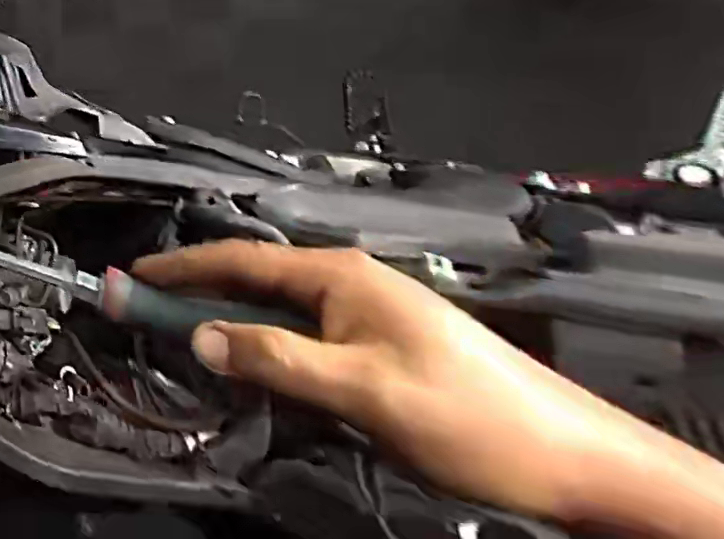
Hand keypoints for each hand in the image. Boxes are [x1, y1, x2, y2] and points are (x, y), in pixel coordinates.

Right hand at [132, 241, 723, 537]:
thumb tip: (199, 338)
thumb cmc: (473, 418)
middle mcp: (344, 280)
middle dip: (198, 290)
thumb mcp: (366, 392)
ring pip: (276, 307)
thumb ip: (277, 360)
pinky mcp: (377, 340)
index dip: (182, 266)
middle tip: (151, 307)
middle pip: (253, 278)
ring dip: (231, 318)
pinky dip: (264, 340)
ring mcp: (363, 309)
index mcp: (337, 273)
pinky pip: (301, 331)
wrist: (587, 464)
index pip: (239, 259)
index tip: (135, 275)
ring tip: (190, 333)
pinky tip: (255, 361)